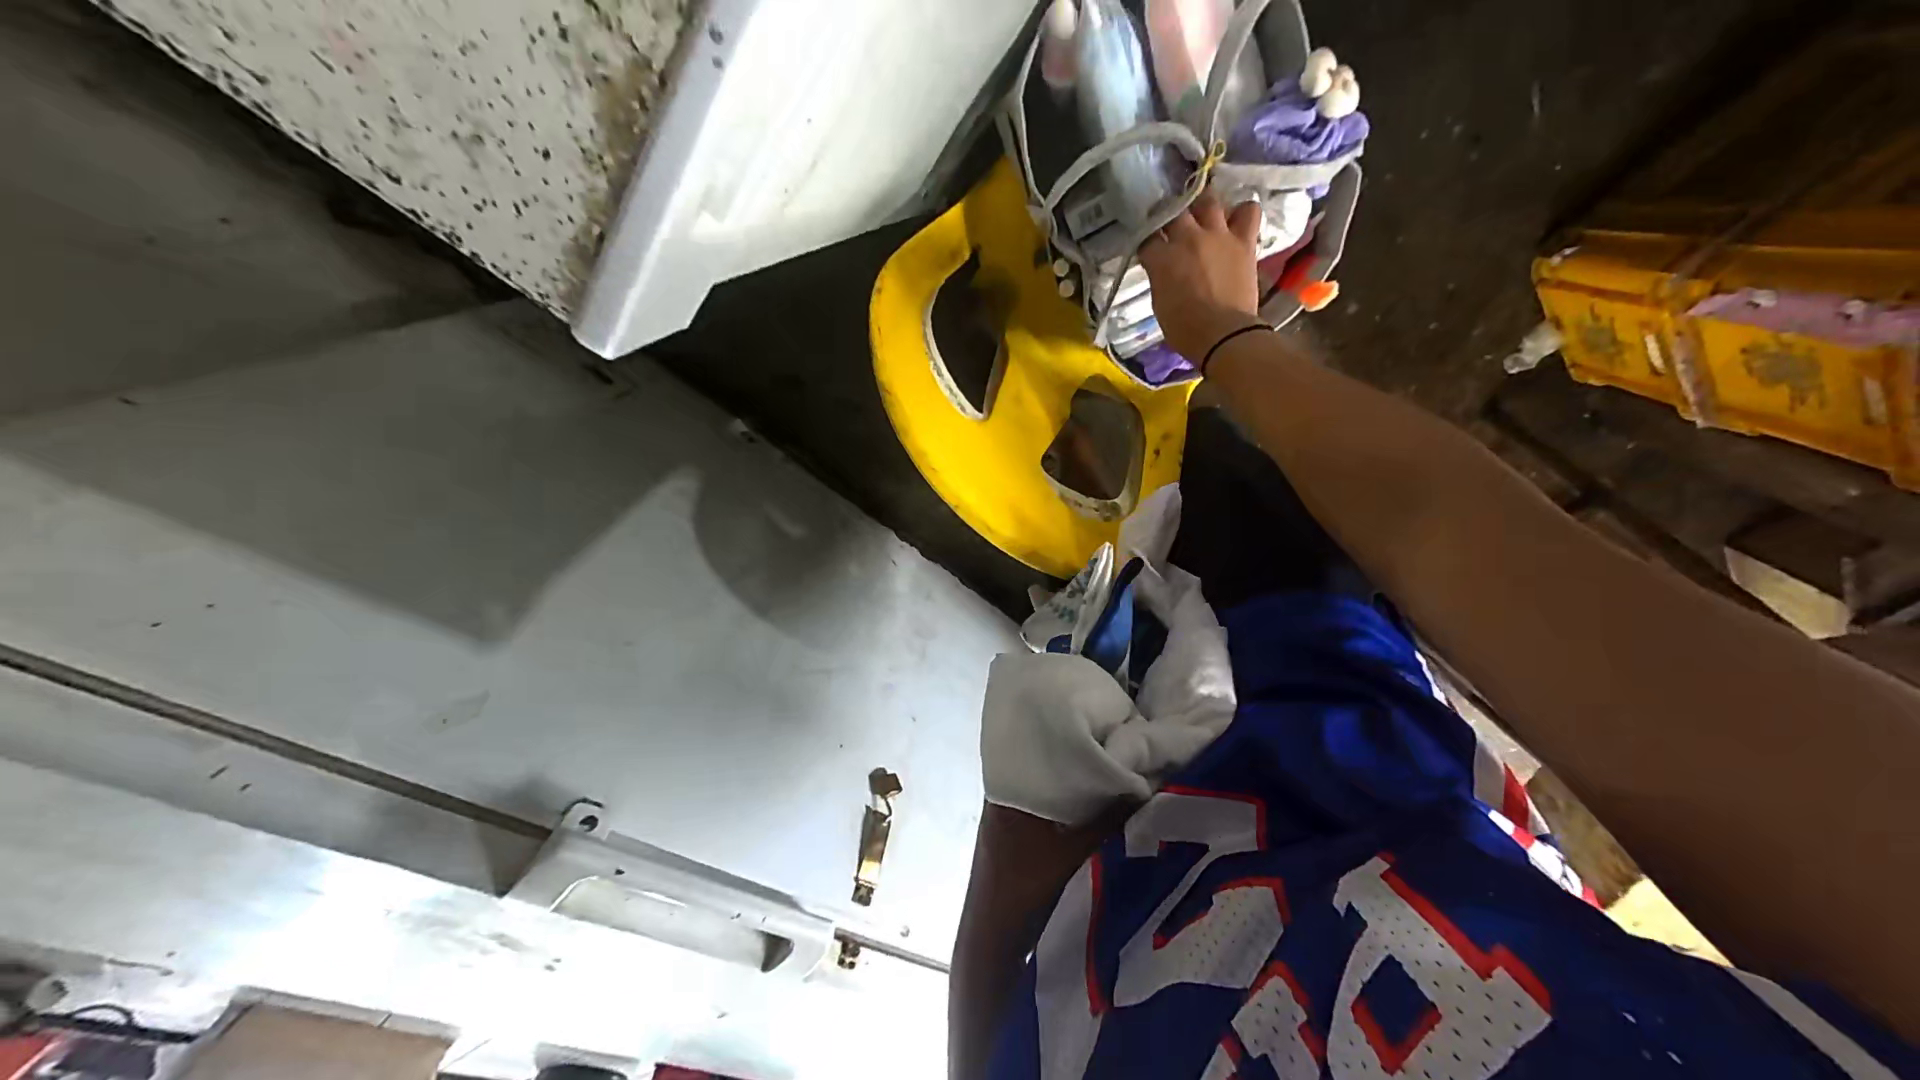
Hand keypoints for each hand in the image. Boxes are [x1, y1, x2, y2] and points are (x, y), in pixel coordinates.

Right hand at [1137, 194, 1264, 359]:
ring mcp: (1218, 235)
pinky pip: (1248, 211)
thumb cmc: (1184, 328)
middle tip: (1171, 226)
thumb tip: (1161, 266)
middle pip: (1174, 211)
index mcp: (1162, 258)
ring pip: (1208, 201)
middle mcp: (1188, 238)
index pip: (1147, 237)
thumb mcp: (1159, 302)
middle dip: (1168, 215)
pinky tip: (1236, 220)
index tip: (1149, 246)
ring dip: (1202, 207)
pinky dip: (1242, 212)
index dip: (1147, 240)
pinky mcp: (1244, 240)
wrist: (1223, 334)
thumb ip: (1159, 277)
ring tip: (1203, 216)